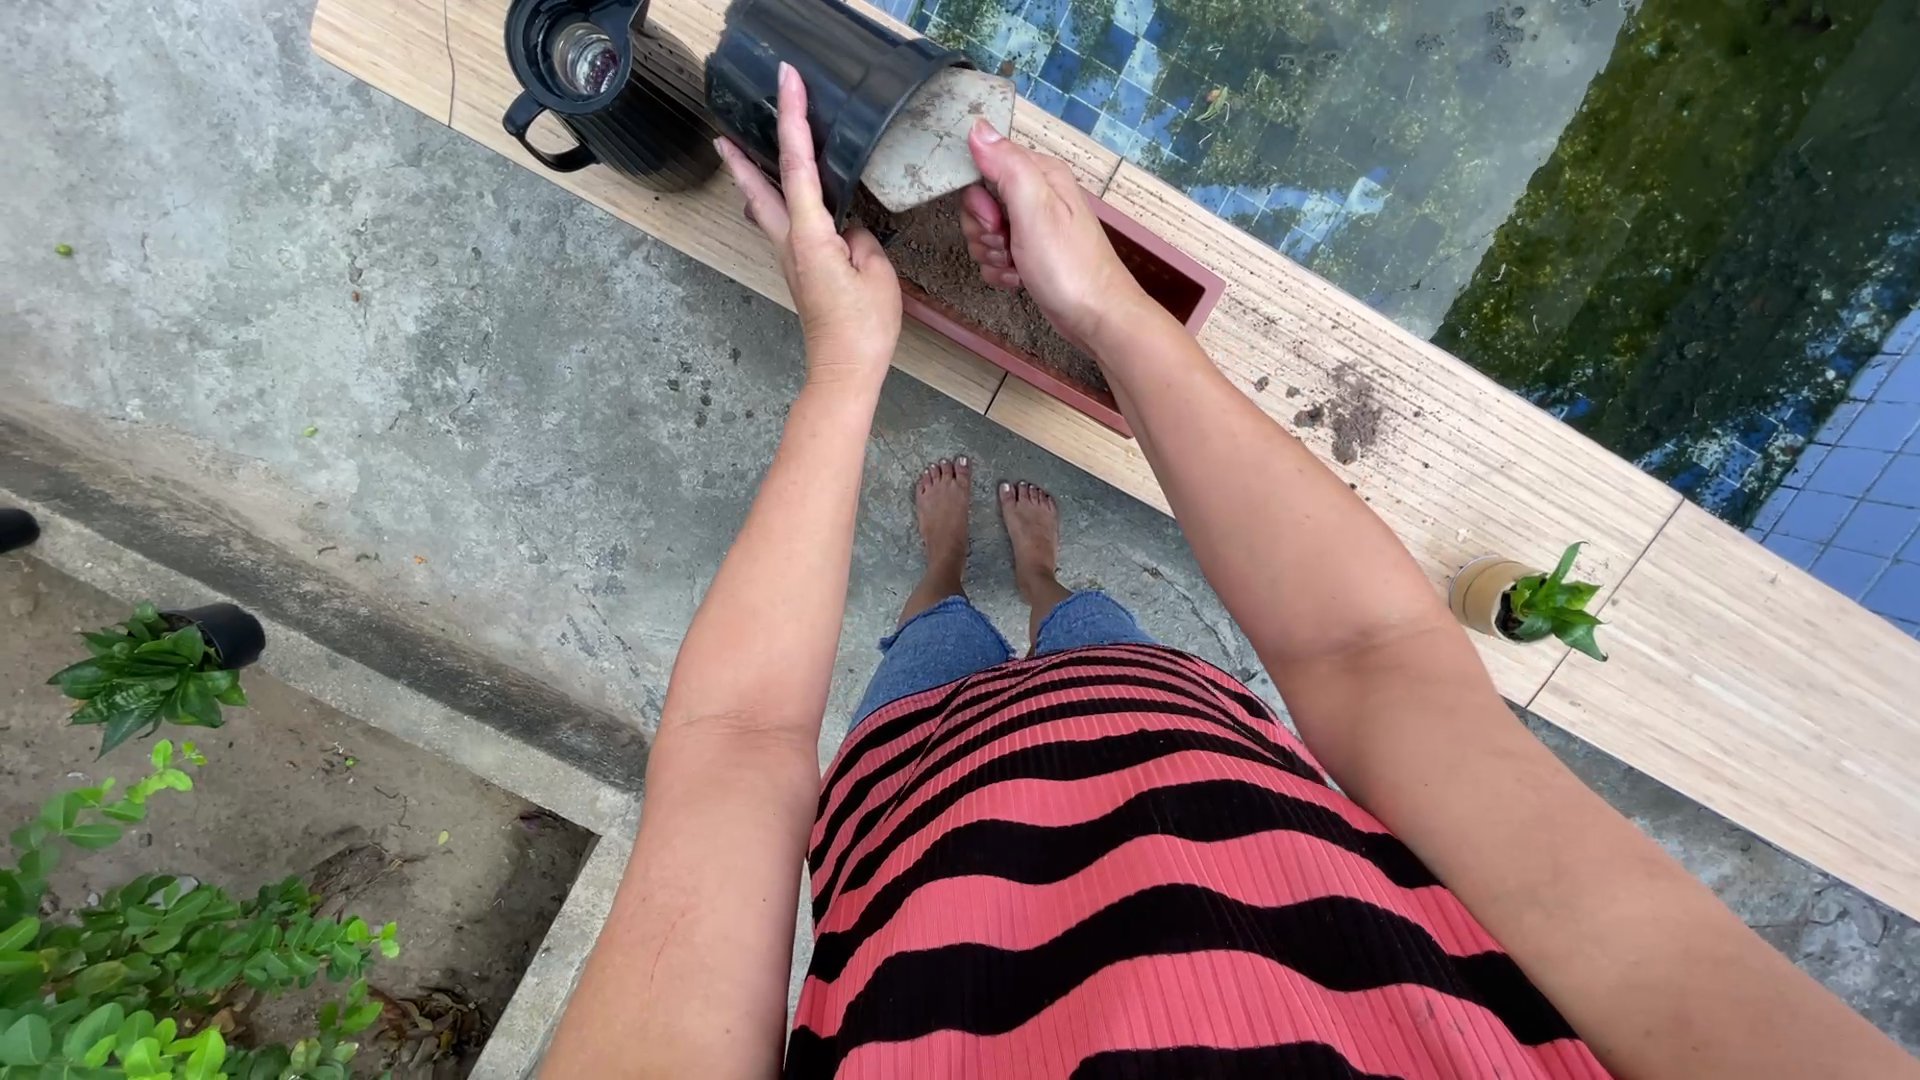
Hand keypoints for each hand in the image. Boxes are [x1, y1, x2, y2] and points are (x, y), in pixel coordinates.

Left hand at [715, 63, 900, 389]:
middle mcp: (790, 245)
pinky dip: (775, 205)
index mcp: (810, 237)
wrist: (845, 371)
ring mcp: (791, 262)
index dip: (793, 119)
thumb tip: (847, 229)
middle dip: (740, 160)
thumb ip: (861, 239)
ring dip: (751, 182)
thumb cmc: (863, 329)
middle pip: (759, 191)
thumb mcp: (877, 274)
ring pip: (765, 211)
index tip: (788, 81)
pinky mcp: (800, 276)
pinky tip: (781, 203)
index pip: (797, 166)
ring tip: (738, 157)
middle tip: (721, 134)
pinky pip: (782, 229)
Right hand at [959, 121, 1155, 349]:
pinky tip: (1017, 279)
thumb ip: (1006, 165)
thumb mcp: (1035, 207)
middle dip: (983, 231)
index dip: (979, 198)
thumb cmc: (1069, 266)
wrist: (1095, 317)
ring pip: (985, 234)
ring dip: (991, 255)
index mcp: (1040, 174)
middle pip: (980, 204)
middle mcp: (1037, 196)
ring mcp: (1032, 229)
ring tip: (1016, 265)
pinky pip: (995, 258)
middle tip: (1006, 245)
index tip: (995, 221)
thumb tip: (977, 127)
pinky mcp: (1029, 256)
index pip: (985, 166)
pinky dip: (1000, 272)